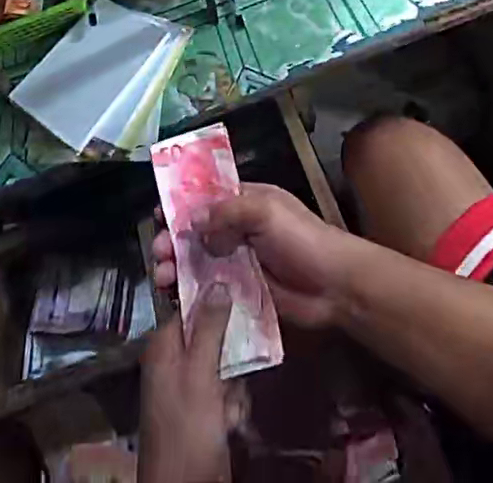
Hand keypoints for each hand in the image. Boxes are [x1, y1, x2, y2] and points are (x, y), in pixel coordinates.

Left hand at [140, 284, 236, 482]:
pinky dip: (233, 403)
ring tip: (230, 405)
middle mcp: (174, 362)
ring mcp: (189, 387)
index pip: (190, 305)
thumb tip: (219, 280)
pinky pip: (226, 390)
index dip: (214, 295)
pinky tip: (231, 421)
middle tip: (238, 363)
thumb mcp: (200, 374)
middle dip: (230, 349)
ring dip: (234, 381)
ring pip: (224, 362)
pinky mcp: (204, 410)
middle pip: (211, 333)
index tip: (241, 287)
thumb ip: (210, 327)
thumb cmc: (186, 430)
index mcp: (164, 347)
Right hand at [151, 183, 363, 327]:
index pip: (209, 196)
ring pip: (199, 259)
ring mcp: (240, 260)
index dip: (183, 202)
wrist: (334, 286)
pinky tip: (174, 296)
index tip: (159, 213)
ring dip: (177, 264)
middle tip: (158, 250)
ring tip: (163, 276)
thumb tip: (192, 217)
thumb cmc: (302, 239)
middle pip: (198, 229)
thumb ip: (228, 211)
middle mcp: (240, 228)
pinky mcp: (241, 289)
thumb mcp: (266, 212)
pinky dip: (190, 289)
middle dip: (174, 238)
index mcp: (248, 201)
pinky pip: (210, 286)